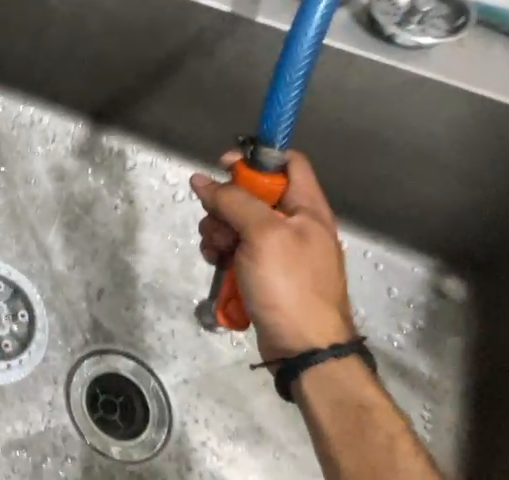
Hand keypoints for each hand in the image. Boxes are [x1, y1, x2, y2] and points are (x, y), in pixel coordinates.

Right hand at [191, 150, 354, 361]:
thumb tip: (201, 180)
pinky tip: (216, 262)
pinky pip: (233, 246)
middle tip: (219, 220)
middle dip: (224, 201)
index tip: (223, 166)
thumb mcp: (262, 234)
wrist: (304, 350)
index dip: (254, 158)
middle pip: (250, 192)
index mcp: (307, 210)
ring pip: (235, 220)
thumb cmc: (291, 285)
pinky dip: (220, 250)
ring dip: (217, 229)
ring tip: (218, 249)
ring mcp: (277, 249)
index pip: (287, 163)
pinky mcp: (262, 270)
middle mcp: (294, 225)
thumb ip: (232, 200)